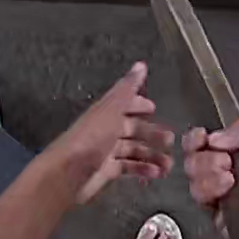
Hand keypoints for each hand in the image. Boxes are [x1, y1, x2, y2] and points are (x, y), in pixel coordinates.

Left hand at [41, 62, 174, 203]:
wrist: (68, 172)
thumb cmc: (92, 137)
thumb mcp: (112, 108)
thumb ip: (128, 88)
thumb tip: (141, 64)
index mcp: (106, 111)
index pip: (124, 102)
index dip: (138, 103)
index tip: (154, 108)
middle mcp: (106, 128)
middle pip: (131, 127)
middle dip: (151, 133)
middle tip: (171, 140)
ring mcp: (106, 150)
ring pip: (133, 149)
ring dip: (151, 154)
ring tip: (169, 164)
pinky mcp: (107, 170)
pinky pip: (128, 166)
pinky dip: (143, 169)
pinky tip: (157, 173)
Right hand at [183, 117, 238, 238]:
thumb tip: (214, 138)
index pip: (207, 137)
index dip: (198, 137)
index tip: (202, 139)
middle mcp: (227, 168)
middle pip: (193, 154)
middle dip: (204, 156)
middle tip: (226, 163)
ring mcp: (220, 191)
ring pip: (193, 174)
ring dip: (207, 172)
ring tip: (230, 179)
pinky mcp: (217, 214)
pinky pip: (197, 197)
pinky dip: (207, 190)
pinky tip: (226, 191)